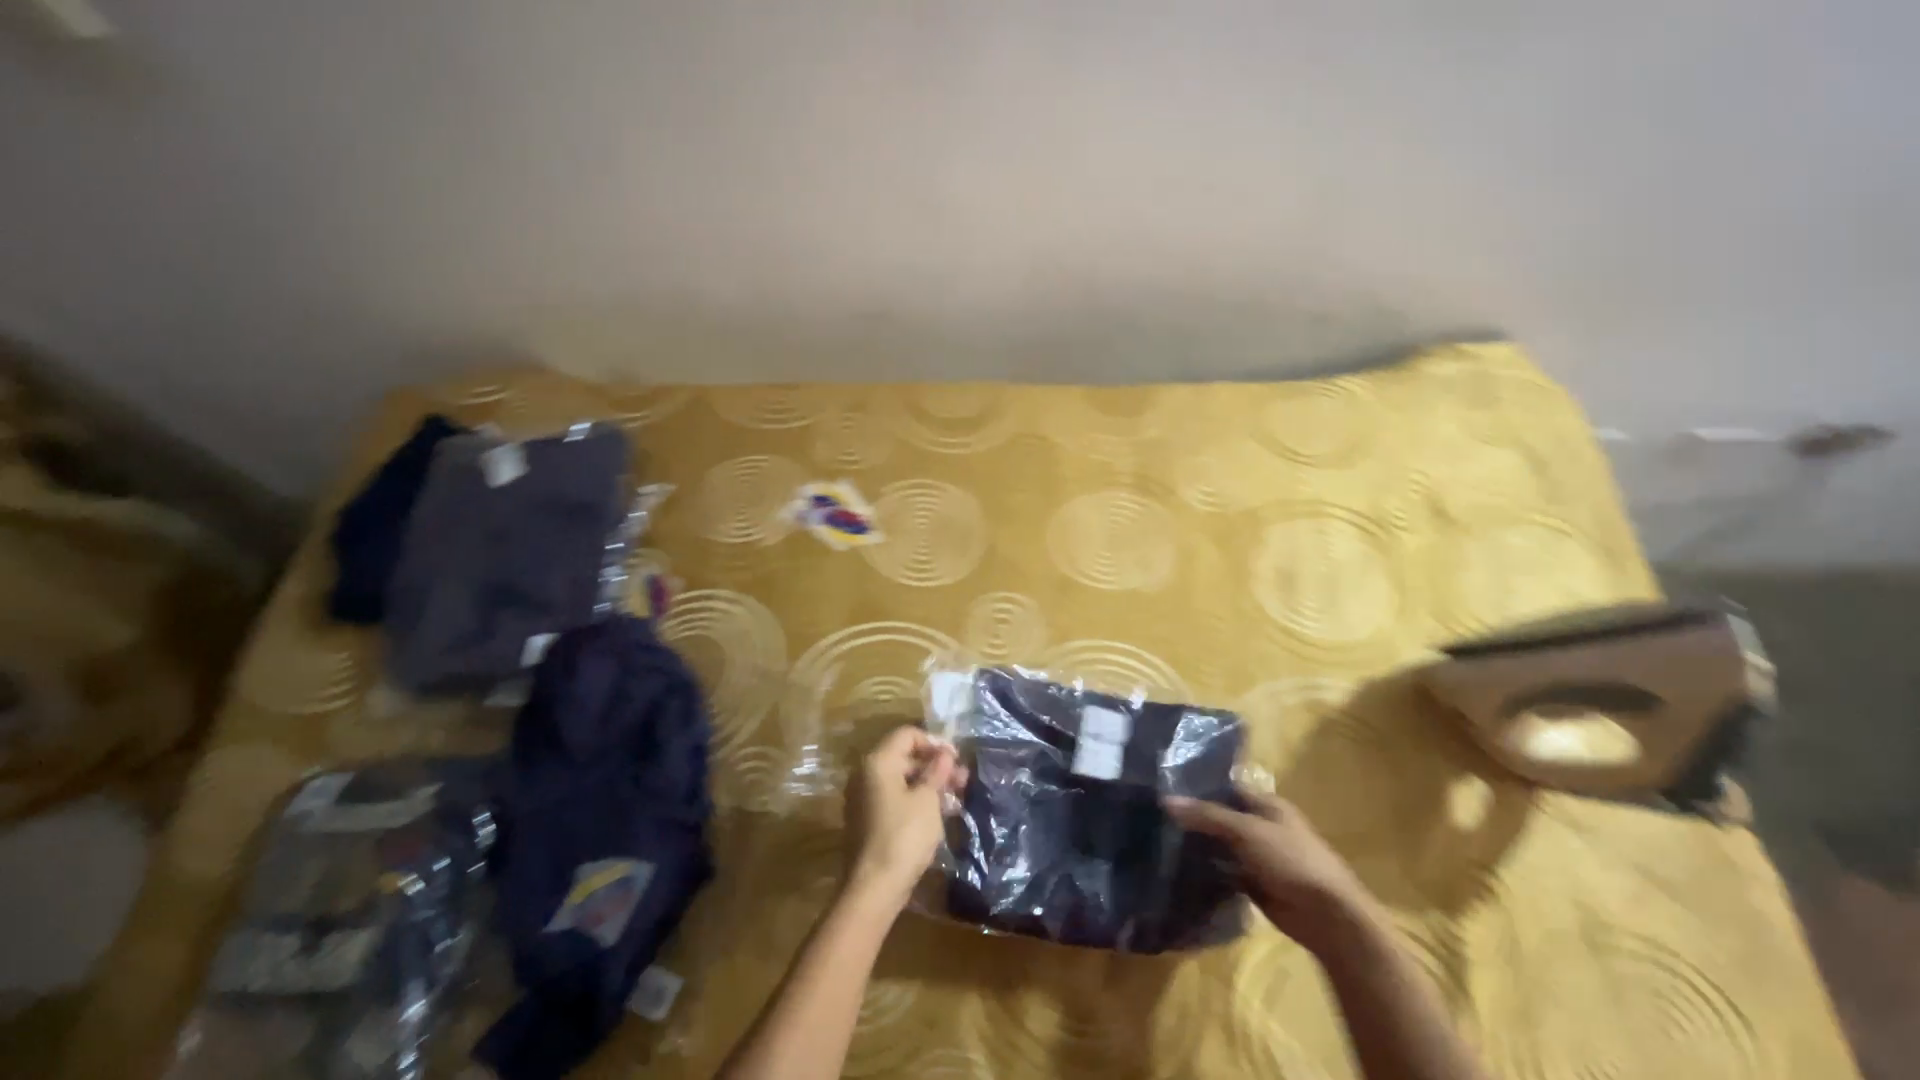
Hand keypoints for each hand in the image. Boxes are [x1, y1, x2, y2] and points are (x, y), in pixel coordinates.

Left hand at [842, 726, 968, 909]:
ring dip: (929, 784)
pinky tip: (940, 813)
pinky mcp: (868, 820)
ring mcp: (864, 798)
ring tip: (957, 798)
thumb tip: (944, 753)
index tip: (957, 759)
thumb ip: (937, 771)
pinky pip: (895, 799)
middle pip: (904, 757)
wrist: (875, 886)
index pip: (907, 735)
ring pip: (901, 780)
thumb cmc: (904, 835)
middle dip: (935, 765)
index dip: (934, 742)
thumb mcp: (927, 799)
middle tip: (963, 780)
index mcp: (877, 762)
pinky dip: (917, 800)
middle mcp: (865, 775)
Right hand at [1165, 791, 1374, 953]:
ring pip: (1222, 847)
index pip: (1228, 789)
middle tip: (1154, 816)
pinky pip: (1225, 872)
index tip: (1164, 788)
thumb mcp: (1247, 831)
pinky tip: (1179, 870)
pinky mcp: (1255, 884)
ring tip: (1158, 841)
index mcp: (1268, 806)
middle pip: (1222, 818)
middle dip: (1194, 818)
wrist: (1326, 915)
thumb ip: (1208, 816)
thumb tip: (1166, 799)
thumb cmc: (1291, 860)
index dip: (1200, 787)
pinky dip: (1207, 872)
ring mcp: (1259, 857)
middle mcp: (1262, 828)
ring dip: (1198, 846)